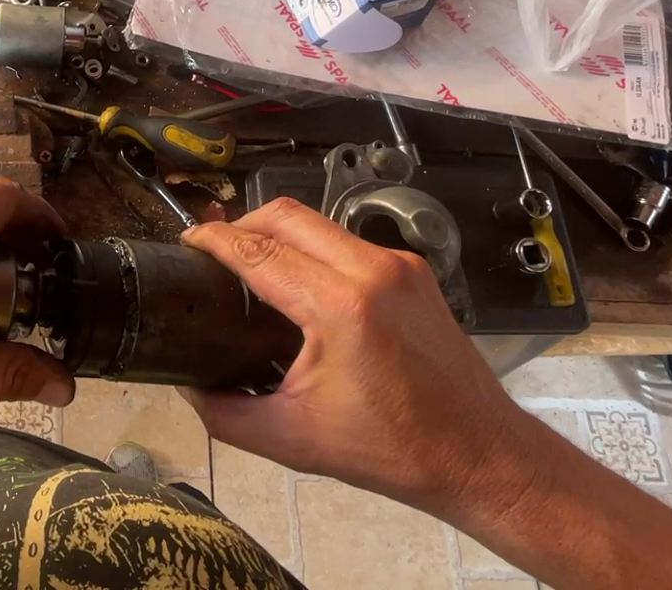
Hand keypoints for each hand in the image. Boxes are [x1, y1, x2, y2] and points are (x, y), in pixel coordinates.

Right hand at [180, 198, 535, 518]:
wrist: (485, 456)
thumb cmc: (392, 451)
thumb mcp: (294, 440)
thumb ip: (226, 413)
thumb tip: (186, 386)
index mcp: (340, 307)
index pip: (260, 251)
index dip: (215, 239)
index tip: (187, 240)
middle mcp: (371, 269)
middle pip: (286, 215)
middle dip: (241, 223)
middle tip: (215, 251)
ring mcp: (398, 264)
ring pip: (317, 221)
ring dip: (277, 232)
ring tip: (251, 264)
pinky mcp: (413, 270)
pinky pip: (344, 240)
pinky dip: (310, 247)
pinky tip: (298, 279)